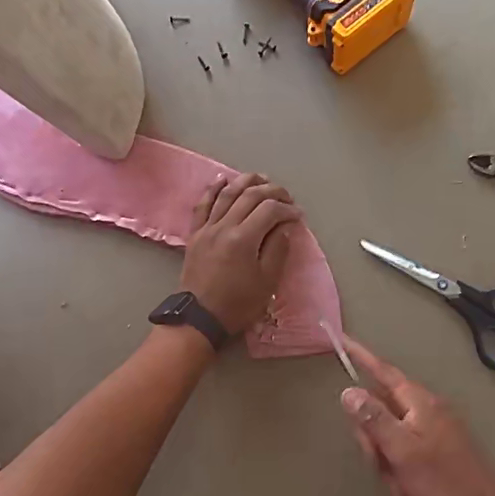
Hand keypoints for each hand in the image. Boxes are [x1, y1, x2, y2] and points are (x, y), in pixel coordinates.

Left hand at [180, 171, 303, 335]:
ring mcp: (207, 228)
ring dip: (246, 181)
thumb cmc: (238, 303)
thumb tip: (285, 226)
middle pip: (250, 196)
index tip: (298, 216)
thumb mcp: (267, 281)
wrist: (200, 317)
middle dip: (272, 191)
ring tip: (261, 178)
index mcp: (244, 239)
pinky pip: (203, 204)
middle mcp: (224, 227)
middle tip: (286, 196)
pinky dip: (213, 189)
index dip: (287, 209)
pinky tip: (223, 179)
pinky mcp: (196, 234)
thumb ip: (277, 249)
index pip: (270, 211)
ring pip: (227, 194)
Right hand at [339, 339, 494, 495]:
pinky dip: (400, 470)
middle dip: (373, 440)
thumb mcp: (401, 449)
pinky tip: (409, 488)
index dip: (361, 356)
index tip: (342, 339)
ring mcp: (430, 427)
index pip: (383, 371)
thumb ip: (374, 419)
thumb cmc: (441, 479)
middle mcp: (425, 408)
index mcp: (418, 401)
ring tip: (401, 482)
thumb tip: (348, 390)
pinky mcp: (434, 445)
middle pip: (380, 410)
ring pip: (389, 435)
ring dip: (387, 461)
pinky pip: (403, 450)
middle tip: (381, 462)